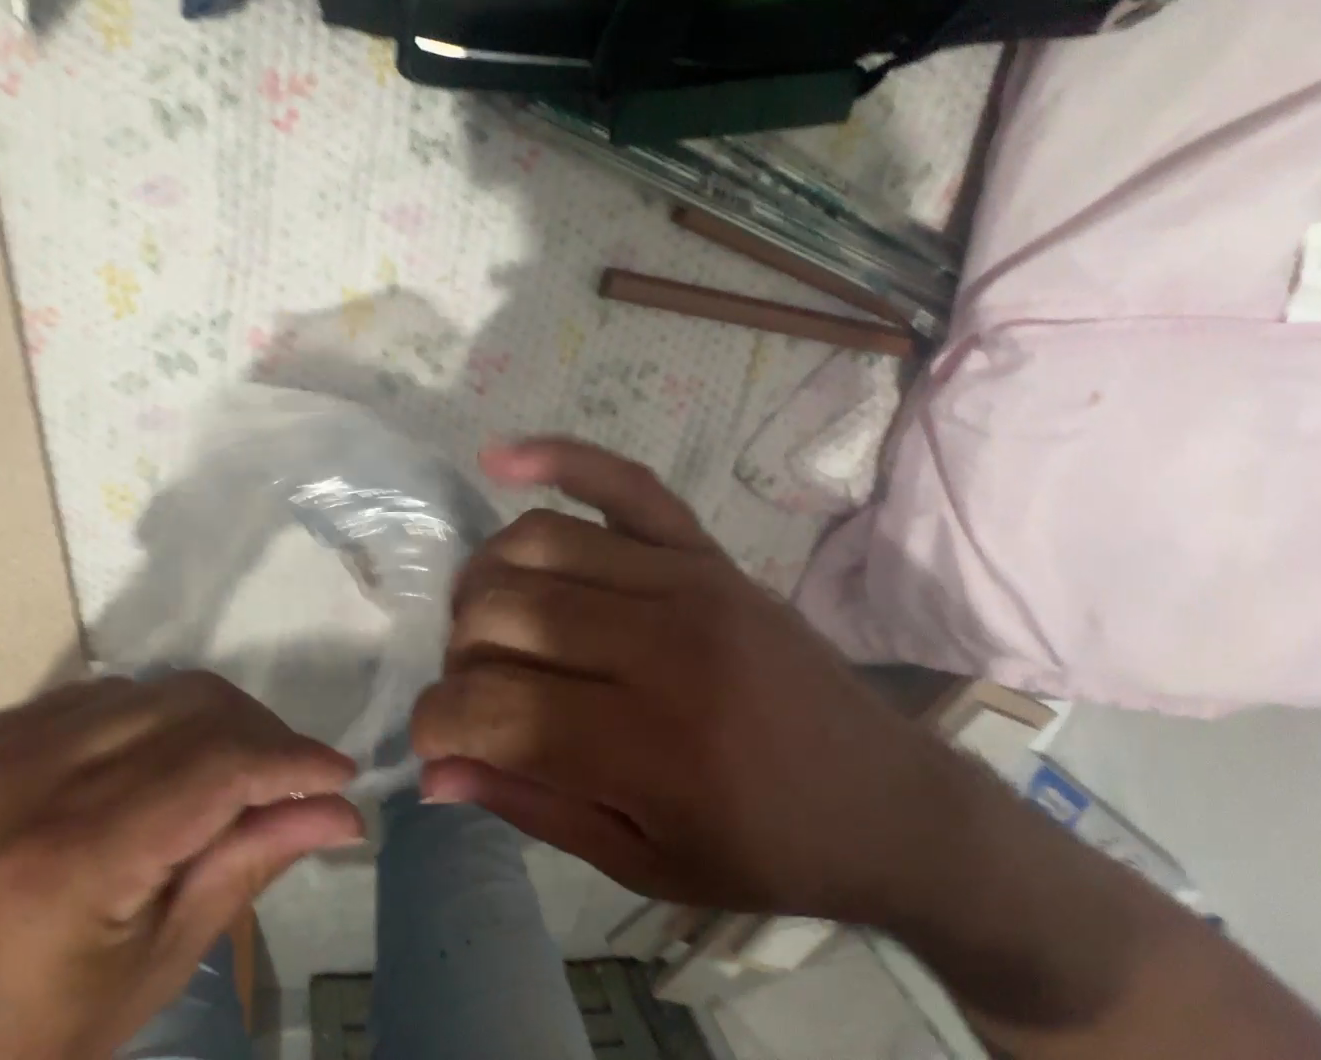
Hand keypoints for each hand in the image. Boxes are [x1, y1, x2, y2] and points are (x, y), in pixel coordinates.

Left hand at [0, 671, 362, 1059]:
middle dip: (261, 734)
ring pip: (149, 689)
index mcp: (70, 859)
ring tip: (230, 777)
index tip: (340, 774)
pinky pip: (98, 697)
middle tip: (294, 779)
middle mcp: (26, 779)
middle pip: (188, 707)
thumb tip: (342, 813)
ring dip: (209, 723)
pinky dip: (150, 720)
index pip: (215, 766)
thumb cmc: (40, 1034)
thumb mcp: (160, 964)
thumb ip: (250, 864)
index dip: (290, 759)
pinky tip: (158, 767)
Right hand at [412, 438, 970, 922]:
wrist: (890, 804)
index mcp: (649, 748)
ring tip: (487, 622)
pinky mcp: (708, 551)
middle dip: (459, 654)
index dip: (436, 721)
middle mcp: (665, 648)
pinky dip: (556, 457)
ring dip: (484, 581)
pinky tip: (498, 458)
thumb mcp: (640, 863)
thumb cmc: (762, 850)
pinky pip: (623, 481)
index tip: (434, 740)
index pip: (492, 707)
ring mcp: (691, 582)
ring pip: (537, 543)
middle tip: (476, 690)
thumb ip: (530, 809)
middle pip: (502, 612)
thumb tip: (430, 770)